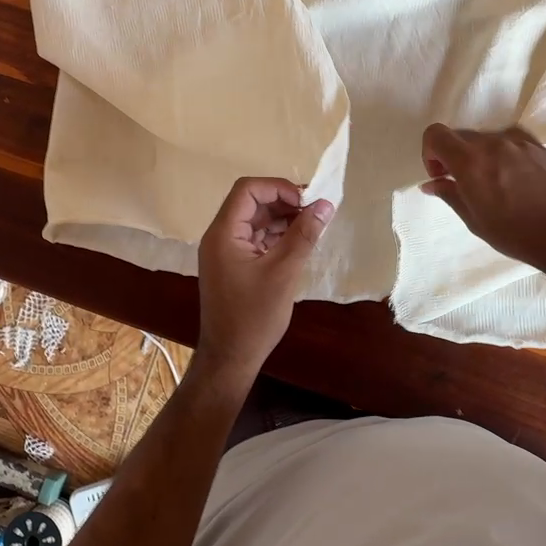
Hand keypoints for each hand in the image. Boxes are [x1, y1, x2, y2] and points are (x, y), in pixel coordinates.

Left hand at [197, 177, 334, 373]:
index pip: (247, 190)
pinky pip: (255, 239)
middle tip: (315, 213)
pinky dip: (276, 236)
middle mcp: (219, 237)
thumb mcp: (283, 273)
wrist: (230, 357)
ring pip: (255, 221)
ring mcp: (224, 252)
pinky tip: (298, 244)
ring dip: (282, 220)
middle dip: (283, 203)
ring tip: (312, 227)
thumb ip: (304, 235)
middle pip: (251, 203)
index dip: (278, 188)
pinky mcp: (233, 266)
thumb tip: (325, 204)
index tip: (306, 202)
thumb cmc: (254, 317)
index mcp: (223, 234)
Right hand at [420, 124, 545, 274]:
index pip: (436, 135)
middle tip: (462, 185)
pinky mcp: (539, 145)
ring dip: (478, 157)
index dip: (430, 153)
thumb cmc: (517, 234)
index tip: (440, 176)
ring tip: (493, 187)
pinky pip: (508, 143)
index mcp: (472, 160)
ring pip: (485, 140)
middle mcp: (494, 142)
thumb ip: (450, 194)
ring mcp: (519, 141)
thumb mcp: (475, 220)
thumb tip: (432, 183)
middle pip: (460, 136)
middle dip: (453, 157)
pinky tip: (514, 183)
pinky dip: (501, 156)